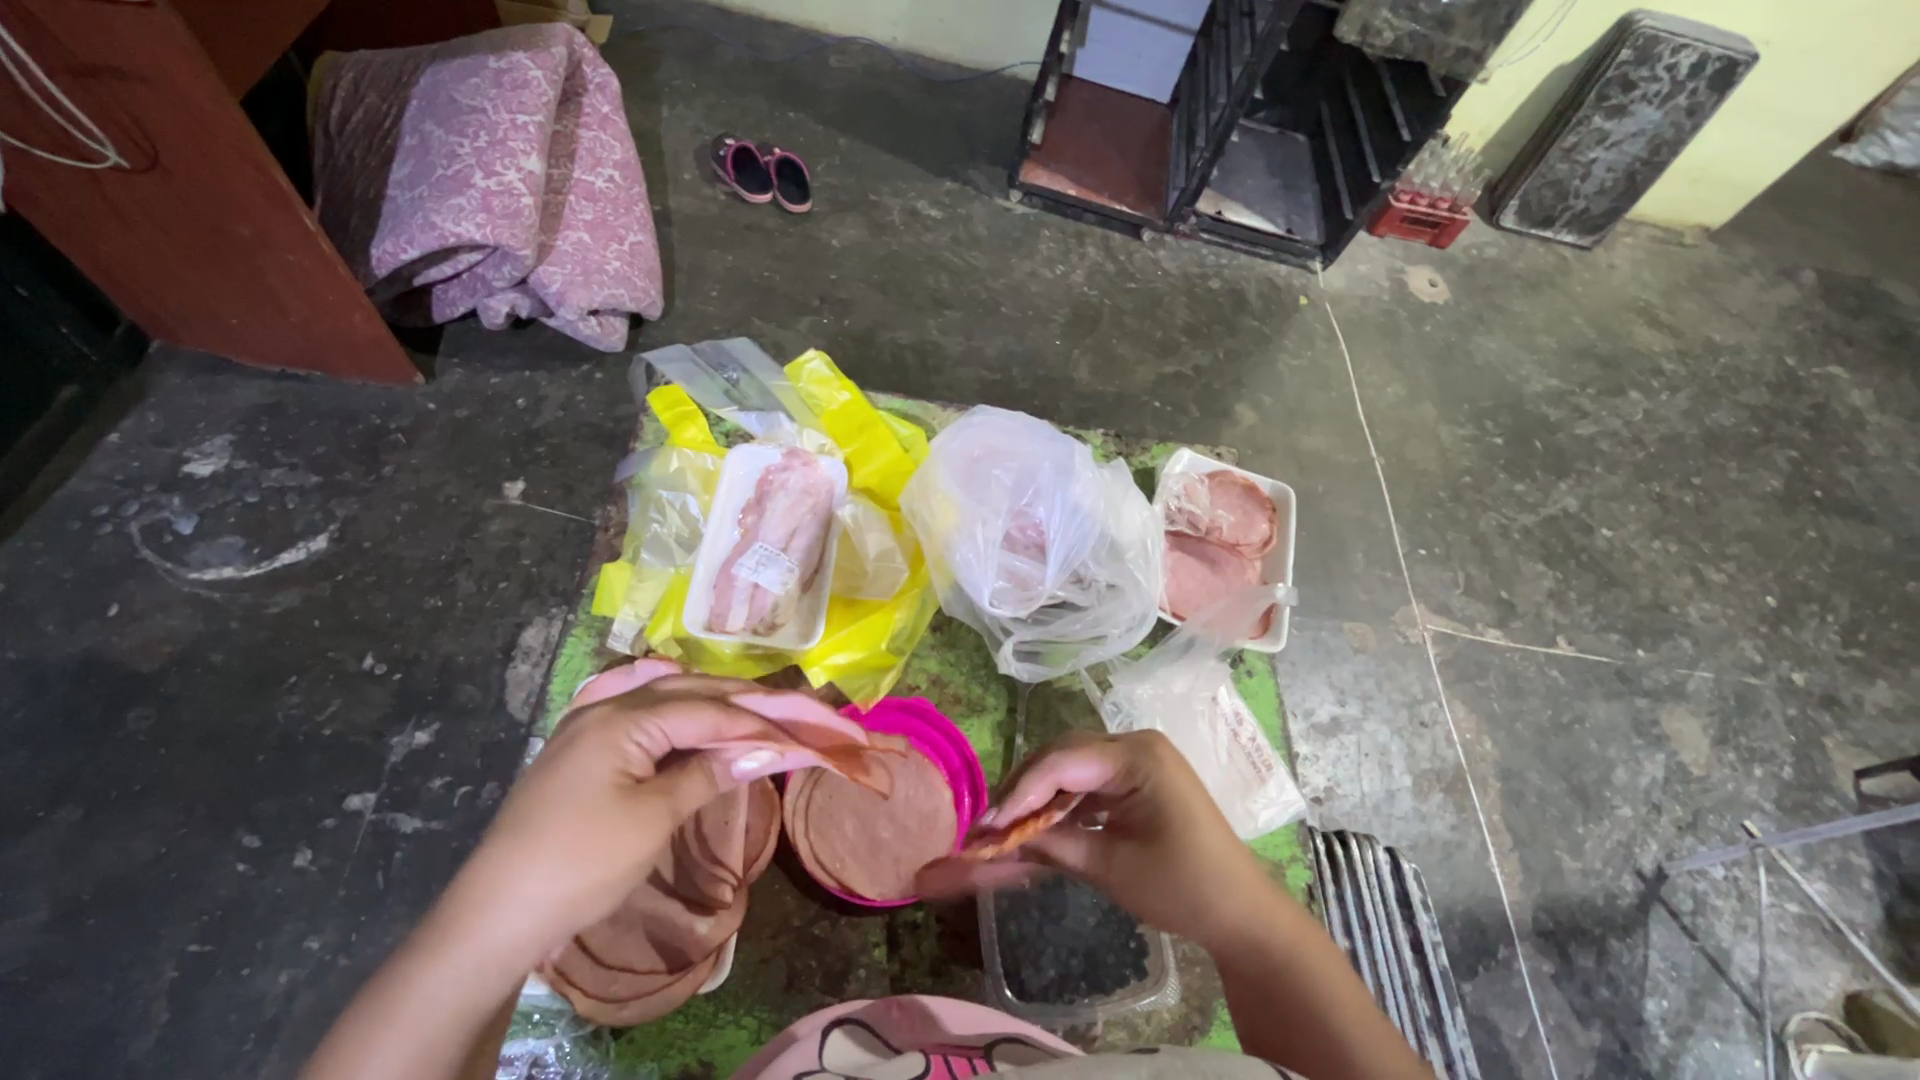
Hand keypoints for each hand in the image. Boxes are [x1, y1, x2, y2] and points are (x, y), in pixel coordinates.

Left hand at [456, 673, 820, 955]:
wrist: (497, 913)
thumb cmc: (578, 866)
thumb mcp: (652, 820)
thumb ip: (709, 774)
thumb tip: (770, 750)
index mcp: (625, 718)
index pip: (715, 712)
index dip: (770, 723)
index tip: (818, 732)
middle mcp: (608, 705)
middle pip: (698, 694)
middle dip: (756, 705)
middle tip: (810, 713)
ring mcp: (590, 721)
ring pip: (670, 693)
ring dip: (720, 699)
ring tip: (765, 707)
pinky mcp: (584, 745)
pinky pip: (633, 700)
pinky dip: (668, 695)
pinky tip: (679, 686)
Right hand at [916, 730, 1276, 950]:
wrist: (1241, 912)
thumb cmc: (1183, 888)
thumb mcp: (1111, 867)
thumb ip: (1054, 844)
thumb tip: (998, 838)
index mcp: (1138, 755)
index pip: (1062, 761)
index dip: (1020, 792)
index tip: (987, 825)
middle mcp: (1135, 744)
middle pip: (1062, 754)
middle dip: (1024, 789)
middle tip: (989, 825)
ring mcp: (1138, 759)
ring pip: (1070, 765)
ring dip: (1039, 794)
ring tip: (1005, 826)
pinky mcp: (1137, 779)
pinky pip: (1087, 779)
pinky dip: (1061, 801)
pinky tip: (1039, 824)